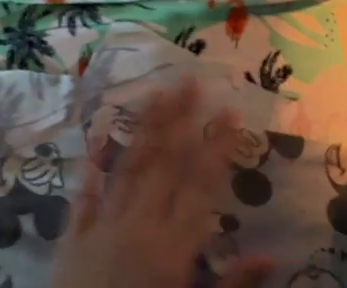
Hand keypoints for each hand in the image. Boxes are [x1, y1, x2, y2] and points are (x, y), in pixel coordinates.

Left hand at [50, 80, 271, 287]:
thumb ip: (233, 286)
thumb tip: (274, 256)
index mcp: (174, 247)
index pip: (200, 184)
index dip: (216, 145)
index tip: (229, 109)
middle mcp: (140, 226)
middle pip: (163, 164)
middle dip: (179, 120)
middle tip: (189, 79)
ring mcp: (102, 229)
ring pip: (128, 168)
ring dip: (144, 128)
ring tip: (156, 92)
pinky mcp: (72, 242)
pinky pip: (83, 196)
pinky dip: (92, 165)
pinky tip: (99, 134)